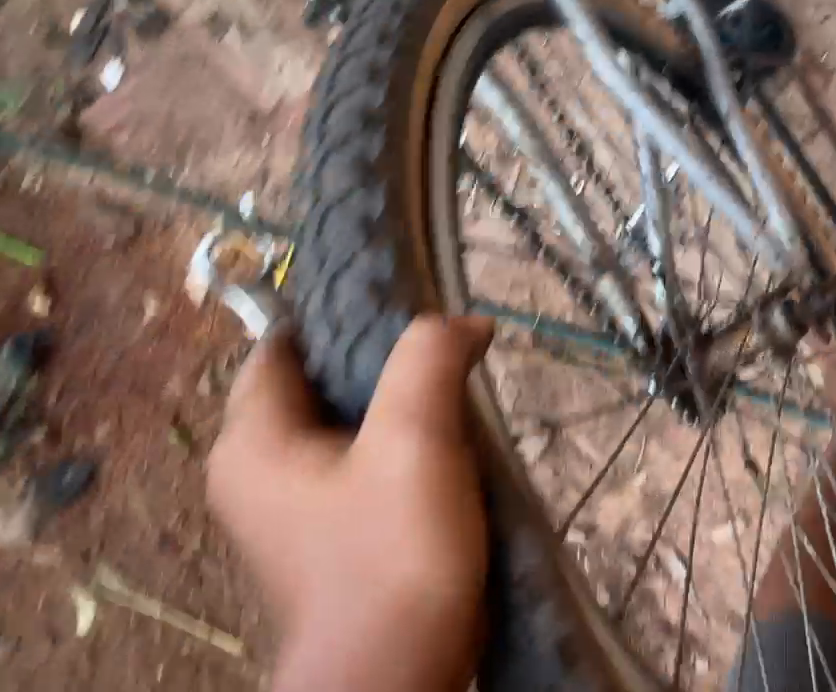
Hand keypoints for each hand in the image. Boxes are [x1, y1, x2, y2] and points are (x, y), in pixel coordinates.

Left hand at [208, 315, 493, 691]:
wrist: (400, 657)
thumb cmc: (392, 544)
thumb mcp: (415, 436)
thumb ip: (431, 360)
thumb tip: (465, 320)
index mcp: (254, 445)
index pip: (279, 351)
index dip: (335, 314)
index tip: (404, 295)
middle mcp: (261, 472)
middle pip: (319, 384)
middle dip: (382, 355)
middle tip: (447, 336)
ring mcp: (300, 507)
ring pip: (350, 422)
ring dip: (403, 397)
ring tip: (462, 378)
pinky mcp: (340, 530)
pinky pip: (369, 459)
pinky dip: (407, 436)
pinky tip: (456, 435)